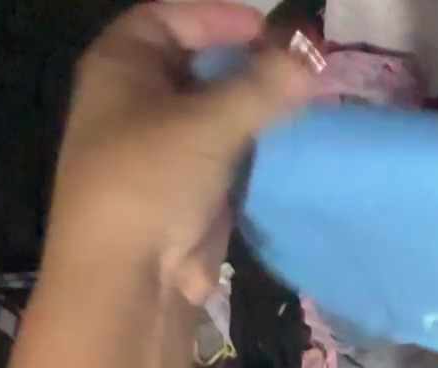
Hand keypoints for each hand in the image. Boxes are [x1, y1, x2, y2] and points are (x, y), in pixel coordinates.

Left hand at [45, 1, 307, 302]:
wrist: (133, 273)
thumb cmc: (150, 179)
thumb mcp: (207, 124)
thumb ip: (263, 88)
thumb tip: (315, 54)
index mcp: (122, 67)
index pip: (171, 20)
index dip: (219, 18)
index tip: (272, 33)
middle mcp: (141, 103)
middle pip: (201, 70)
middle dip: (250, 69)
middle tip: (302, 74)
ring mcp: (169, 151)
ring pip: (222, 119)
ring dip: (261, 116)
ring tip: (309, 111)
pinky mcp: (196, 193)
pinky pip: (234, 161)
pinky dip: (261, 154)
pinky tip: (294, 153)